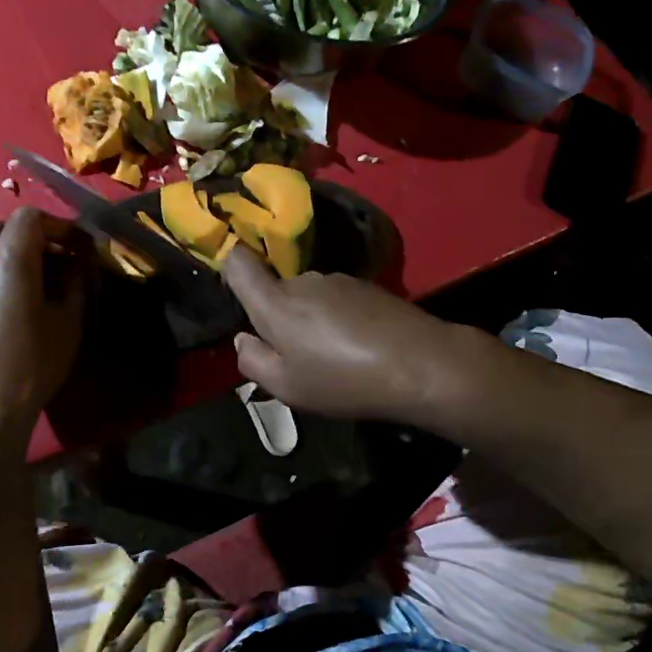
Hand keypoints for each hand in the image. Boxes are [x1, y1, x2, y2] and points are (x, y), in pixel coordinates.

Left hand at [0, 208, 88, 427]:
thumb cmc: (32, 363)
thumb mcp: (67, 323)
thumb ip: (76, 285)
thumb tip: (81, 265)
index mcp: (8, 262)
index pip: (28, 218)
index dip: (58, 224)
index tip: (81, 245)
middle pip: (0, 226)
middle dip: (32, 233)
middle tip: (61, 256)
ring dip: (15, 251)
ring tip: (46, 279)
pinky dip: (1, 270)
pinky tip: (24, 300)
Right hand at [221, 247, 470, 421]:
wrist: (419, 364)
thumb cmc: (343, 380)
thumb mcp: (287, 387)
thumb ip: (253, 361)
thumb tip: (243, 339)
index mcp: (276, 303)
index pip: (240, 264)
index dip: (232, 271)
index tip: (239, 298)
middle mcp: (304, 282)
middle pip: (277, 290)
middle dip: (279, 317)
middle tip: (297, 357)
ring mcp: (338, 280)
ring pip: (309, 297)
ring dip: (312, 321)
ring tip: (334, 357)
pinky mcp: (367, 286)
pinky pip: (337, 300)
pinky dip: (338, 319)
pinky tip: (358, 347)